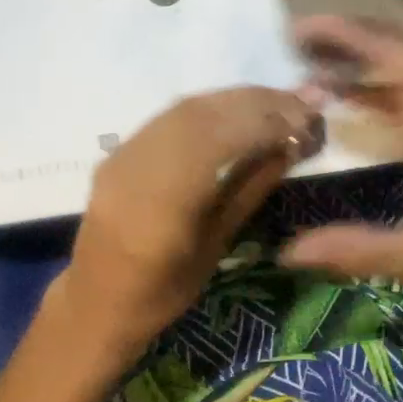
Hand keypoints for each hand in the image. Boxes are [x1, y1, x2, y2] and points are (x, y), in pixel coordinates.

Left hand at [61, 88, 319, 350]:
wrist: (96, 303)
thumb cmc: (164, 291)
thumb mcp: (216, 246)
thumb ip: (249, 190)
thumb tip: (289, 147)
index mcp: (164, 202)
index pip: (221, 138)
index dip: (267, 120)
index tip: (306, 118)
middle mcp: (138, 166)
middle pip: (203, 113)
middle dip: (256, 102)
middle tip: (300, 102)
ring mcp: (124, 153)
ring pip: (186, 107)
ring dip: (235, 99)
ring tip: (275, 103)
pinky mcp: (118, 150)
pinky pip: (168, 116)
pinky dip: (209, 107)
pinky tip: (236, 112)